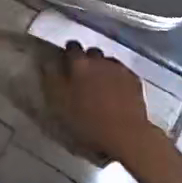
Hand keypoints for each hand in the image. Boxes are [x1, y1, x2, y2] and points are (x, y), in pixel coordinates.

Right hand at [45, 43, 165, 163]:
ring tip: (100, 86)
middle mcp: (100, 60)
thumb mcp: (58, 103)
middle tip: (82, 78)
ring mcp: (119, 69)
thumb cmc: (86, 122)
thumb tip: (46, 61)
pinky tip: (116, 92)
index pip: (72, 47)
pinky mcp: (135, 80)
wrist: (125, 135)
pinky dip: (117, 78)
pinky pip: (122, 72)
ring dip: (102, 69)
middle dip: (86, 60)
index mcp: (79, 64)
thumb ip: (51, 79)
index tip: (65, 63)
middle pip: (91, 52)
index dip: (68, 53)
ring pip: (108, 62)